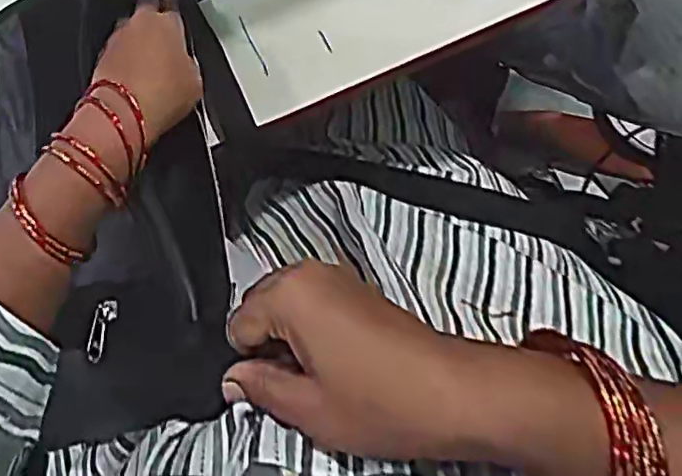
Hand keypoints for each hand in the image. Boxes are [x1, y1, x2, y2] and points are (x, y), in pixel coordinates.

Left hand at [88, 0, 202, 145]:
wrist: (123, 112)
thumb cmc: (163, 94)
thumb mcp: (194, 81)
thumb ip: (190, 63)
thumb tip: (185, 66)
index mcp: (169, 23)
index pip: (172, 2)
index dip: (173, 3)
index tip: (173, 4)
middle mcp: (141, 22)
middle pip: (146, 3)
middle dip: (151, 9)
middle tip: (158, 25)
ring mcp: (118, 36)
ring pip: (127, 24)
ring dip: (134, 33)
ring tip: (142, 51)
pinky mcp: (101, 54)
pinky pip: (114, 46)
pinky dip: (121, 52)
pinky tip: (128, 67)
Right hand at [222, 261, 603, 469]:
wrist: (446, 390)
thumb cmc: (386, 399)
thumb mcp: (309, 409)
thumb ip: (260, 388)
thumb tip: (234, 380)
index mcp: (292, 294)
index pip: (238, 321)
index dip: (246, 360)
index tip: (265, 387)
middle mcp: (310, 273)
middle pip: (260, 304)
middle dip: (265, 342)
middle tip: (290, 386)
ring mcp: (334, 275)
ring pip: (285, 301)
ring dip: (287, 335)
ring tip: (316, 377)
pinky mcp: (353, 285)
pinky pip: (311, 298)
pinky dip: (309, 326)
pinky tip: (333, 363)